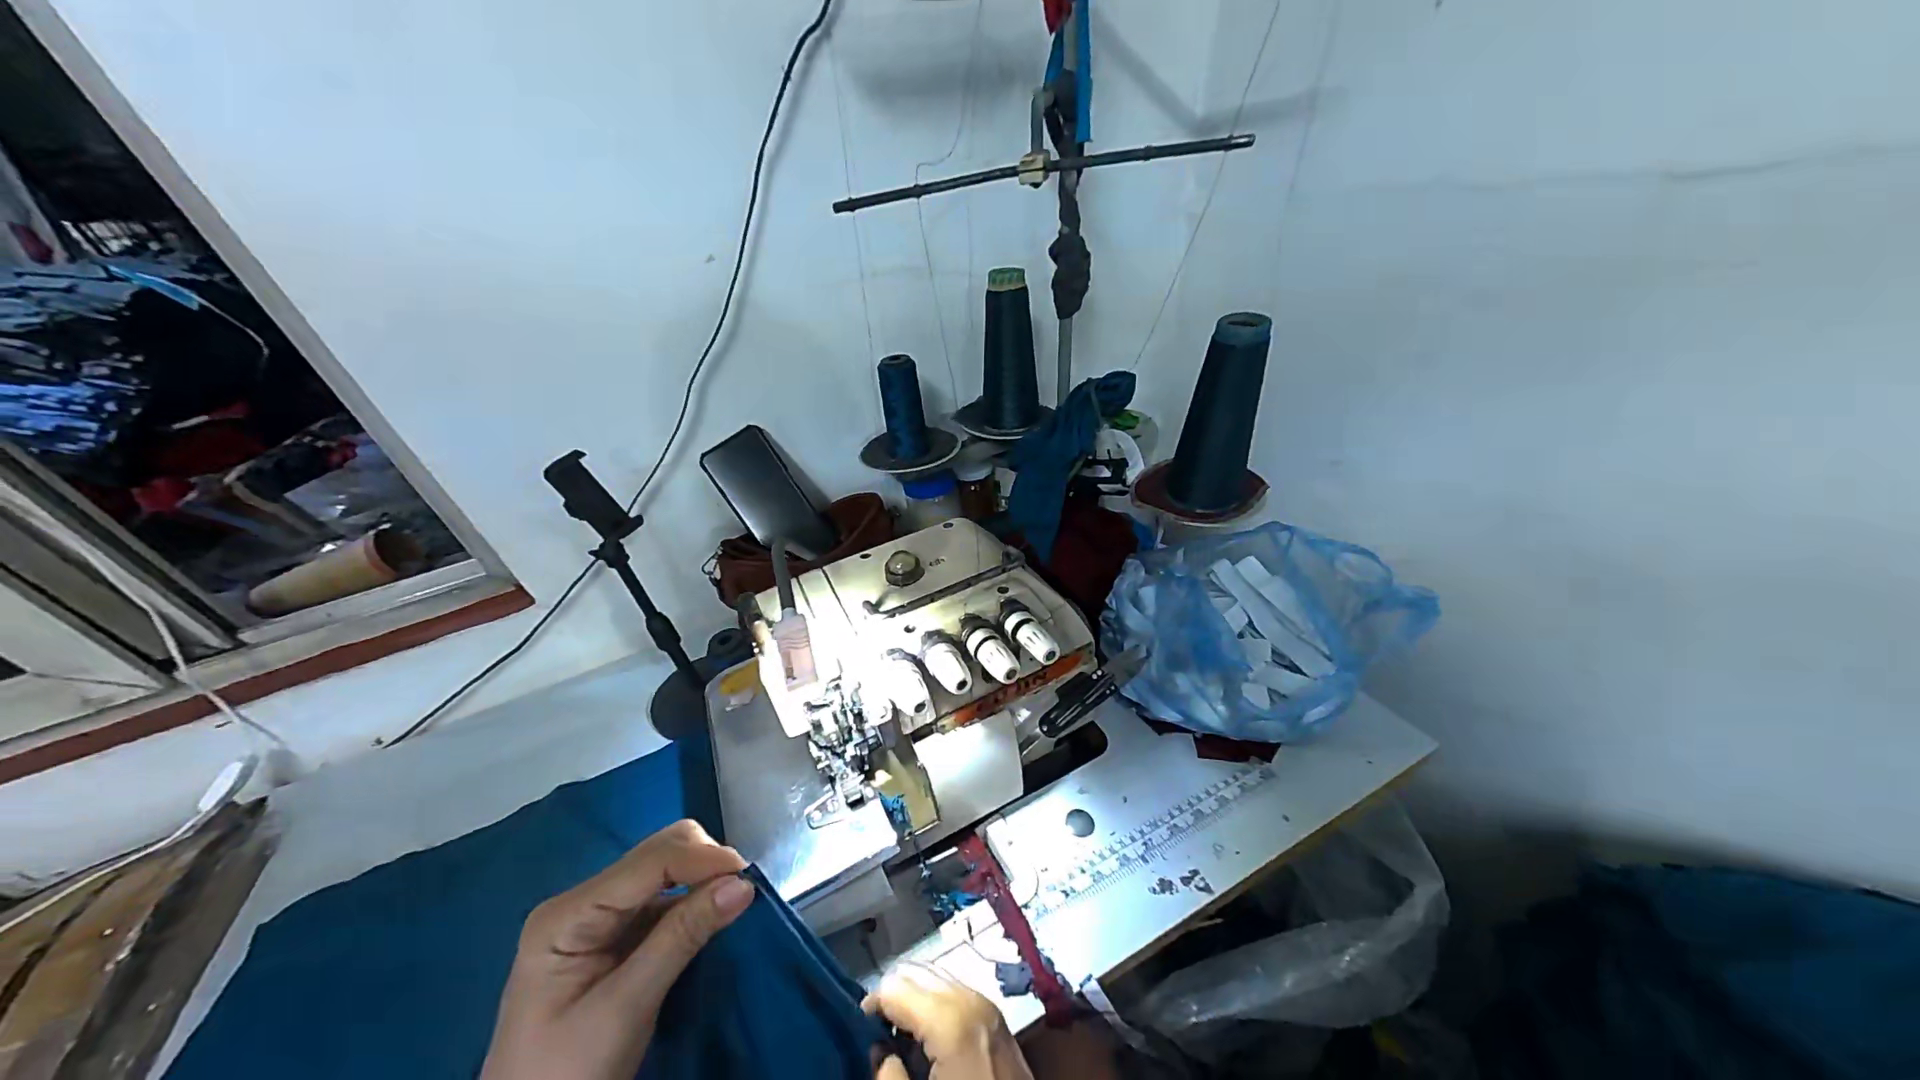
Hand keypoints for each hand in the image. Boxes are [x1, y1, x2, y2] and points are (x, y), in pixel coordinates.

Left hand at [481, 820, 755, 1079]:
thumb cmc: (566, 1074)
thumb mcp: (625, 1008)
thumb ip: (682, 938)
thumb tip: (742, 884)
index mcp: (568, 914)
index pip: (648, 862)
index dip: (702, 859)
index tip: (749, 877)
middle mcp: (582, 902)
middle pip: (657, 853)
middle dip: (704, 863)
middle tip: (742, 892)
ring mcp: (597, 918)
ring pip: (665, 871)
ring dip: (702, 879)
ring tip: (733, 902)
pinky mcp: (615, 936)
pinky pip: (664, 898)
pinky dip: (694, 900)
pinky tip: (712, 915)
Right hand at [864, 964, 1033, 1079]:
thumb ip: (888, 1077)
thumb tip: (880, 1051)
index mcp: (949, 1019)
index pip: (893, 987)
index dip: (870, 1009)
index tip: (860, 1037)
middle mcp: (968, 998)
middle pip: (914, 973)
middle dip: (892, 999)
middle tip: (878, 1038)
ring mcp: (985, 1003)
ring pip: (934, 976)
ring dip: (913, 999)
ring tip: (902, 1040)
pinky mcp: (995, 1016)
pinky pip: (953, 991)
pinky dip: (934, 1003)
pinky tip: (929, 1040)